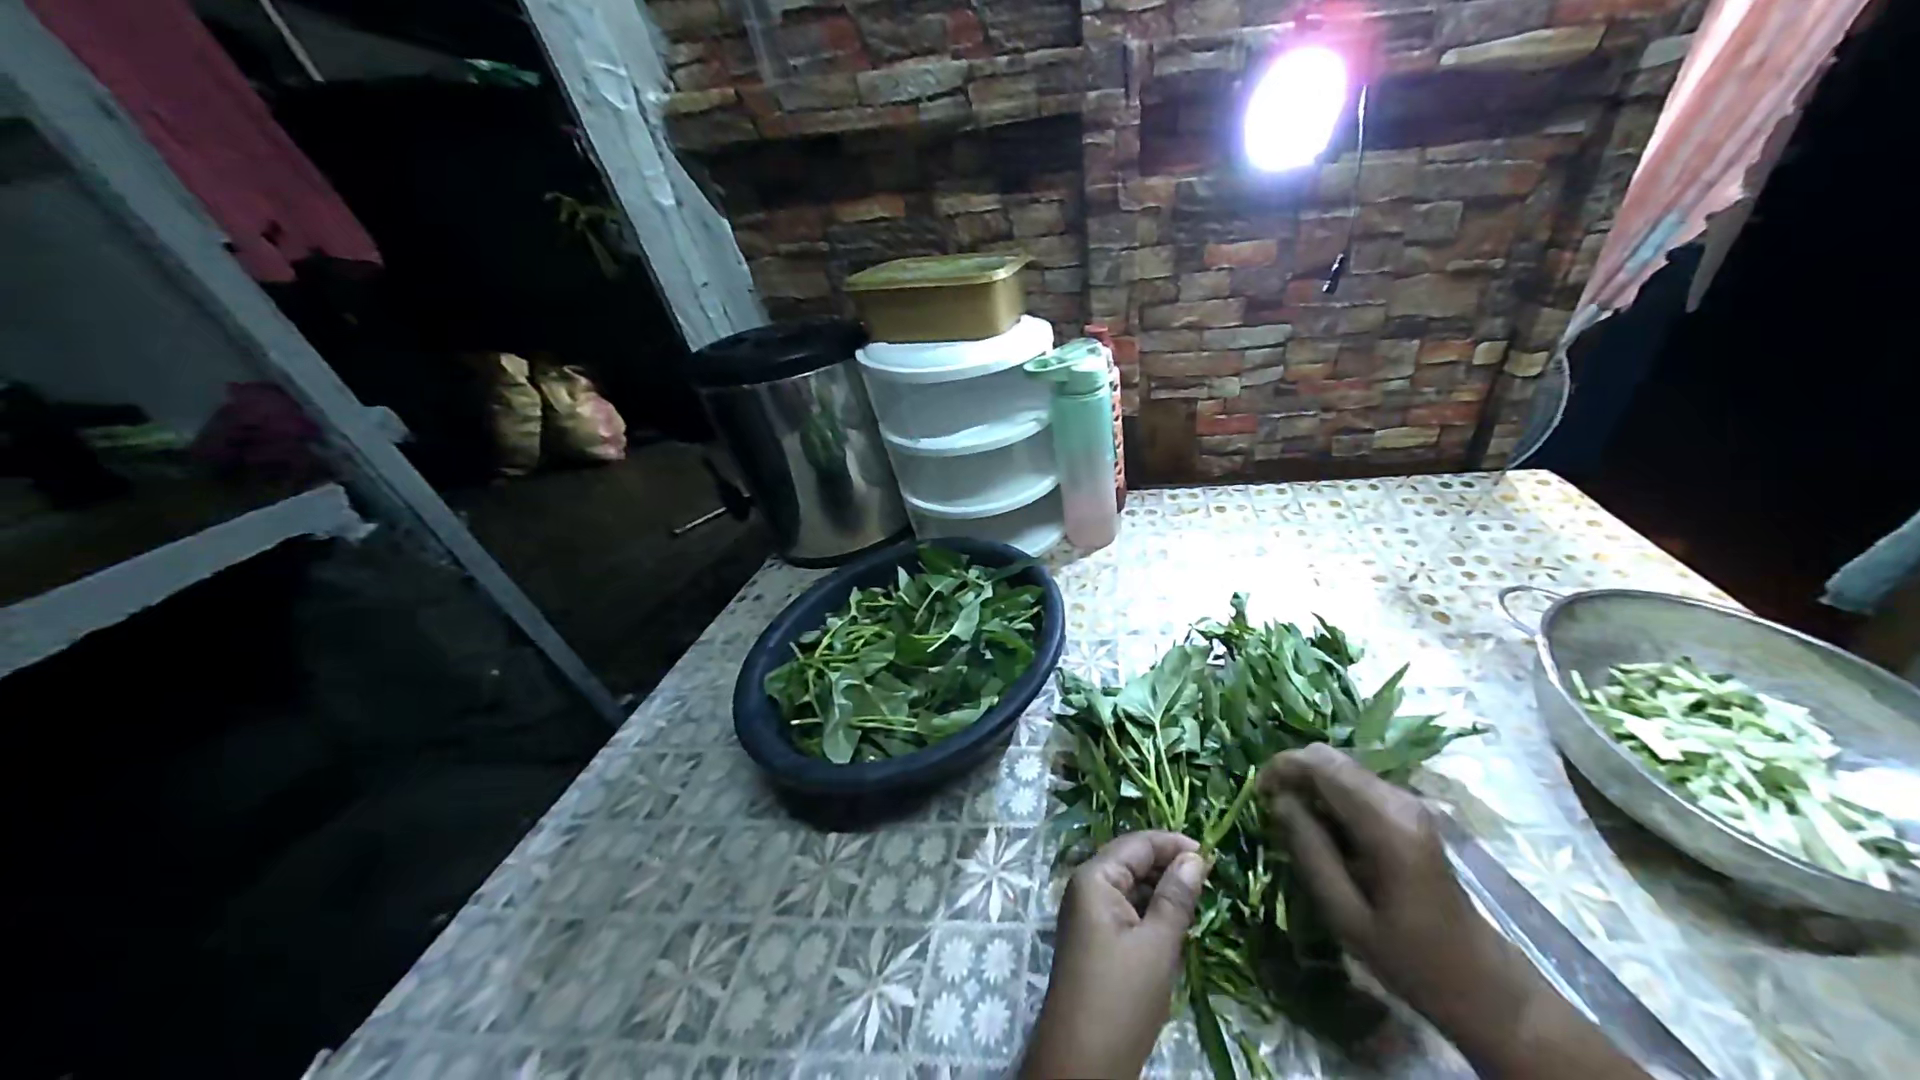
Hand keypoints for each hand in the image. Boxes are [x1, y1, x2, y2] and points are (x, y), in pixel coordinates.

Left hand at [1022, 831, 1209, 1079]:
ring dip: (1162, 890)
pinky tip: (1177, 925)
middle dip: (1168, 865)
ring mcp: (1089, 914)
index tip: (1211, 855)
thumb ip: (1176, 897)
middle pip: (1131, 861)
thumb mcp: (1157, 944)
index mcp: (1094, 878)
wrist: (1083, 1059)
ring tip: (1199, 900)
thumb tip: (1195, 858)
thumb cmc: (1121, 996)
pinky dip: (1151, 912)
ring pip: (1131, 887)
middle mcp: (1087, 888)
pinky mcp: (1096, 939)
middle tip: (1209, 879)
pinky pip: (1127, 910)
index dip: (1172, 844)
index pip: (1136, 844)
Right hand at [1259, 745, 1647, 1079]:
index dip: (1281, 767)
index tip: (1256, 794)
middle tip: (1269, 806)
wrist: (1482, 983)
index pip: (1322, 765)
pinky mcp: (1411, 813)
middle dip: (1292, 771)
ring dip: (1310, 782)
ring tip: (1289, 818)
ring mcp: (1410, 804)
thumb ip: (1309, 851)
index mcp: (1387, 824)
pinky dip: (1329, 793)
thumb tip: (1278, 801)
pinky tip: (1321, 826)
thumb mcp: (1345, 914)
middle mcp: (1401, 801)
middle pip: (1331, 757)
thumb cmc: (1409, 957)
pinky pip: (1357, 784)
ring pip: (1342, 767)